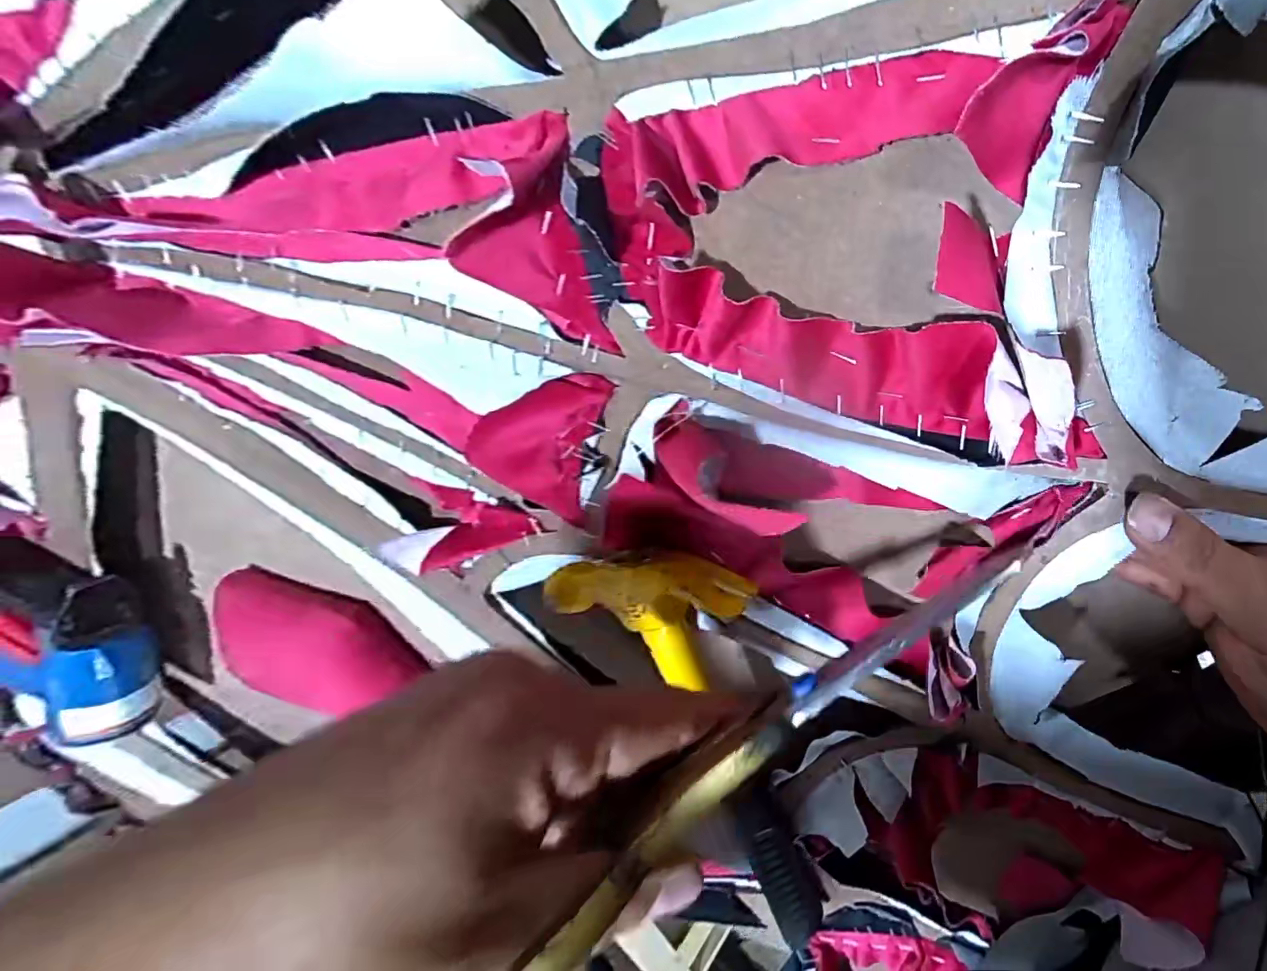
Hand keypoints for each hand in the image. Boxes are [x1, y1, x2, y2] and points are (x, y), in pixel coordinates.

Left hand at [0, 653, 738, 970]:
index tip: (778, 752)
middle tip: (652, 868)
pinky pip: (523, 743)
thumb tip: (697, 862)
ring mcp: (465, 691)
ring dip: (591, 806)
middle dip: (648, 799)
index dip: (731, 736)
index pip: (673, 716)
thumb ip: (615, 889)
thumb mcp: (497, 938)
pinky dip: (543, 795)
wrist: (131, 946)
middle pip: (624, 732)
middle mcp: (513, 680)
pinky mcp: (428, 712)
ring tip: (563, 880)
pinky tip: (506, 856)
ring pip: (574, 743)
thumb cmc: (338, 938)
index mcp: (539, 715)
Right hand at [1116, 494, 1266, 761]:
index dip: (1172, 478)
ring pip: (1180, 554)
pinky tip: (1119, 565)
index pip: (1218, 490)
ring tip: (1097, 532)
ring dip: (1143, 546)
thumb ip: (1199, 556)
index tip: (1123, 464)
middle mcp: (1253, 545)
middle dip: (1150, 512)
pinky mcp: (1216, 610)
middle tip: (1097, 498)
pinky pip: (1177, 585)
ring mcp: (1233, 579)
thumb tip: (1138, 508)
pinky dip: (1149, 576)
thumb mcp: (1258, 597)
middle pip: (1193, 521)